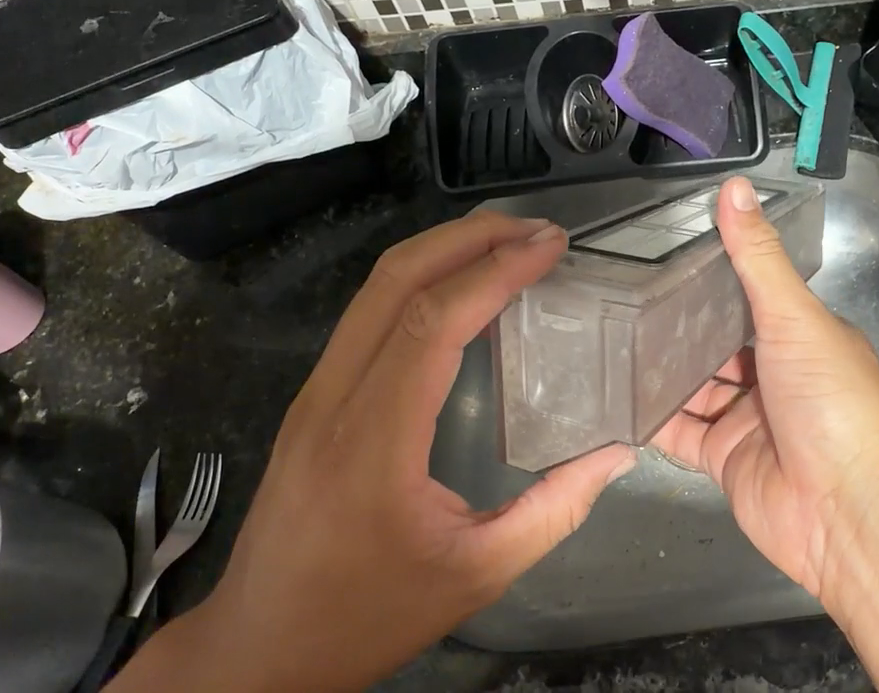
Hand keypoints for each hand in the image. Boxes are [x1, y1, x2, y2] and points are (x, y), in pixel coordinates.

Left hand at [108, 212, 635, 692]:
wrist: (258, 649)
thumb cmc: (368, 614)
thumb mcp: (477, 574)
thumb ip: (555, 510)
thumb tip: (619, 454)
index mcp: (373, 442)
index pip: (433, 322)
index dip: (495, 271)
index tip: (549, 246)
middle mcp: (334, 399)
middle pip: (396, 281)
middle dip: (469, 236)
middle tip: (536, 229)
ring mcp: (315, 393)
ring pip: (375, 288)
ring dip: (443, 248)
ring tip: (507, 240)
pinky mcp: (314, 397)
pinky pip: (368, 313)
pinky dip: (421, 278)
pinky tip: (462, 284)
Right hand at [655, 179, 878, 692]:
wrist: (849, 510)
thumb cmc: (832, 400)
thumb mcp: (794, 317)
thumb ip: (757, 257)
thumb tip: (735, 185)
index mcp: (803, 336)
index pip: (751, 298)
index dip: (712, 279)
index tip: (663, 253)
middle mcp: (777, 374)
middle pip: (719, 344)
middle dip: (679, 326)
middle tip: (623, 297)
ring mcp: (749, 419)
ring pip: (696, 386)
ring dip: (662, 370)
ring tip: (610, 339)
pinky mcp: (724, 460)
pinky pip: (680, 433)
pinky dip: (653, 418)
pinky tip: (618, 396)